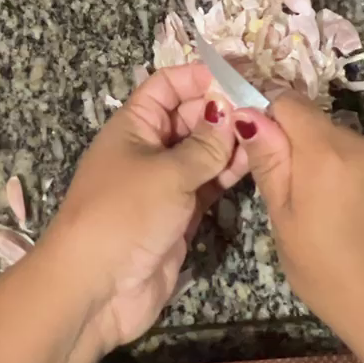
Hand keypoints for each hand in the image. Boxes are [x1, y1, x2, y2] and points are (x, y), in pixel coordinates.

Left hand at [42, 63, 245, 351]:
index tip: (241, 75)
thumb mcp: (167, 173)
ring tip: (268, 133)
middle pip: (189, 117)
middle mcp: (148, 148)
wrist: (95, 287)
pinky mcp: (179, 215)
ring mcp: (164, 183)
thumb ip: (205, 145)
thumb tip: (231, 113)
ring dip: (230, 143)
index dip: (199, 77)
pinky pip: (208, 184)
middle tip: (265, 106)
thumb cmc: (124, 214)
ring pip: (203, 152)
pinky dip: (228, 174)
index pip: (167, 86)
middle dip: (223, 110)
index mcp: (133, 125)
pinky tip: (255, 162)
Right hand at [233, 94, 363, 362]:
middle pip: (324, 129)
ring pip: (356, 149)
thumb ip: (269, 164)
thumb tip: (249, 115)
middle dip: (311, 155)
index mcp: (326, 152)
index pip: (290, 102)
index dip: (274, 121)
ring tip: (348, 220)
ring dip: (346, 170)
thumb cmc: (334, 279)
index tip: (272, 154)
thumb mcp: (286, 226)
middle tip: (310, 205)